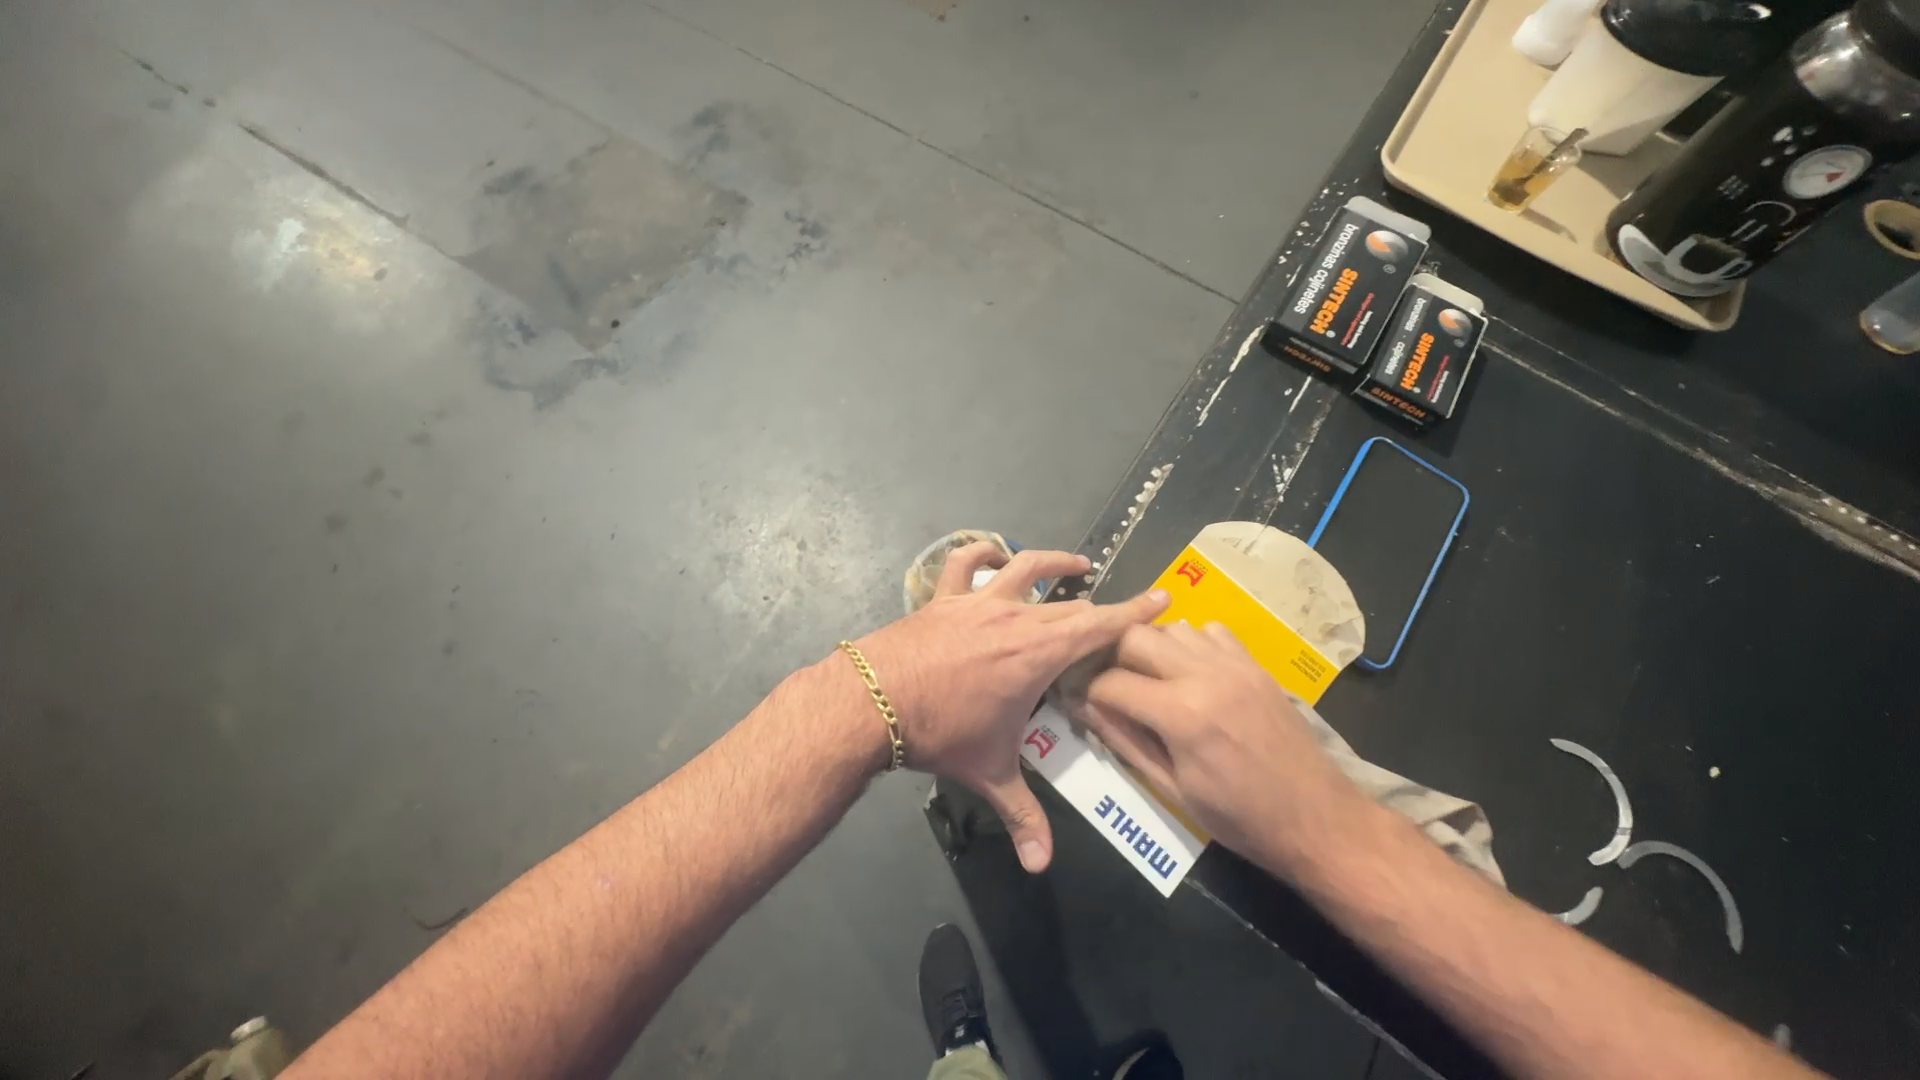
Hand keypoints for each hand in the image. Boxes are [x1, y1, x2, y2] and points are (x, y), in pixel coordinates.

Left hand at [854, 543, 1169, 872]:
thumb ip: (1024, 816)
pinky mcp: (944, 599)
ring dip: (1054, 563)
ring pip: (1025, 569)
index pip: (1100, 625)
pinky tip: (992, 553)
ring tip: (1076, 563)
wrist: (872, 701)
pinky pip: (964, 563)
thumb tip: (1041, 865)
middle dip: (1098, 610)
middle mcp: (1015, 619)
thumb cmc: (941, 733)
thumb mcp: (991, 773)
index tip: (1163, 596)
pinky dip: (980, 552)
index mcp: (1038, 653)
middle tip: (1116, 620)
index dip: (1136, 611)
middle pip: (1070, 605)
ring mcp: (977, 603)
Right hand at [1072, 621, 1365, 873]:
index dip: (1086, 692)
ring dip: (1150, 648)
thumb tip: (1085, 710)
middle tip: (1110, 685)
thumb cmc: (1240, 818)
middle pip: (1134, 636)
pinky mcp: (1254, 665)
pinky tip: (1190, 672)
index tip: (1078, 702)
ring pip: (1171, 627)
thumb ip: (1126, 742)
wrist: (1317, 819)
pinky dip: (1190, 643)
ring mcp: (1233, 664)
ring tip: (1148, 678)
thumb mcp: (1173, 790)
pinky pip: (1209, 631)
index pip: (1110, 681)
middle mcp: (1204, 676)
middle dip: (1112, 658)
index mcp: (1181, 714)